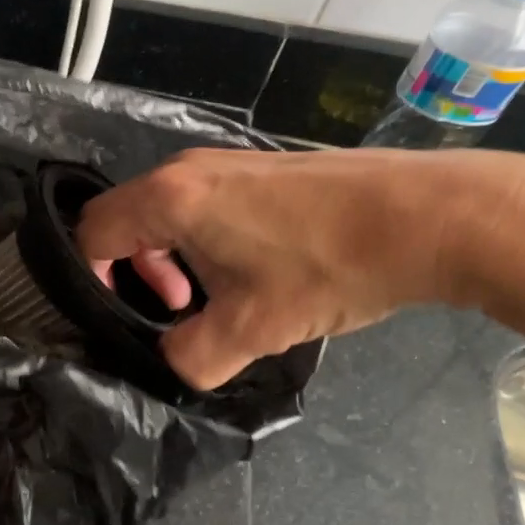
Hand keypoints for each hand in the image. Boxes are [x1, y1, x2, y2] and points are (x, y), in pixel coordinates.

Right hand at [76, 148, 524, 389]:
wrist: (431, 217)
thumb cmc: (328, 268)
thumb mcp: (253, 329)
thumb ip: (193, 357)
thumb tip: (173, 363)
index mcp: (167, 200)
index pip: (92, 232)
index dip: (93, 275)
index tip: (126, 311)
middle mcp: (183, 170)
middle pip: (124, 217)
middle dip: (136, 267)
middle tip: (180, 305)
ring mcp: (222, 161)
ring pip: (163, 208)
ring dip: (171, 253)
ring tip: (218, 291)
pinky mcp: (257, 165)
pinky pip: (199, 199)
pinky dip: (202, 235)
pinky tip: (256, 266)